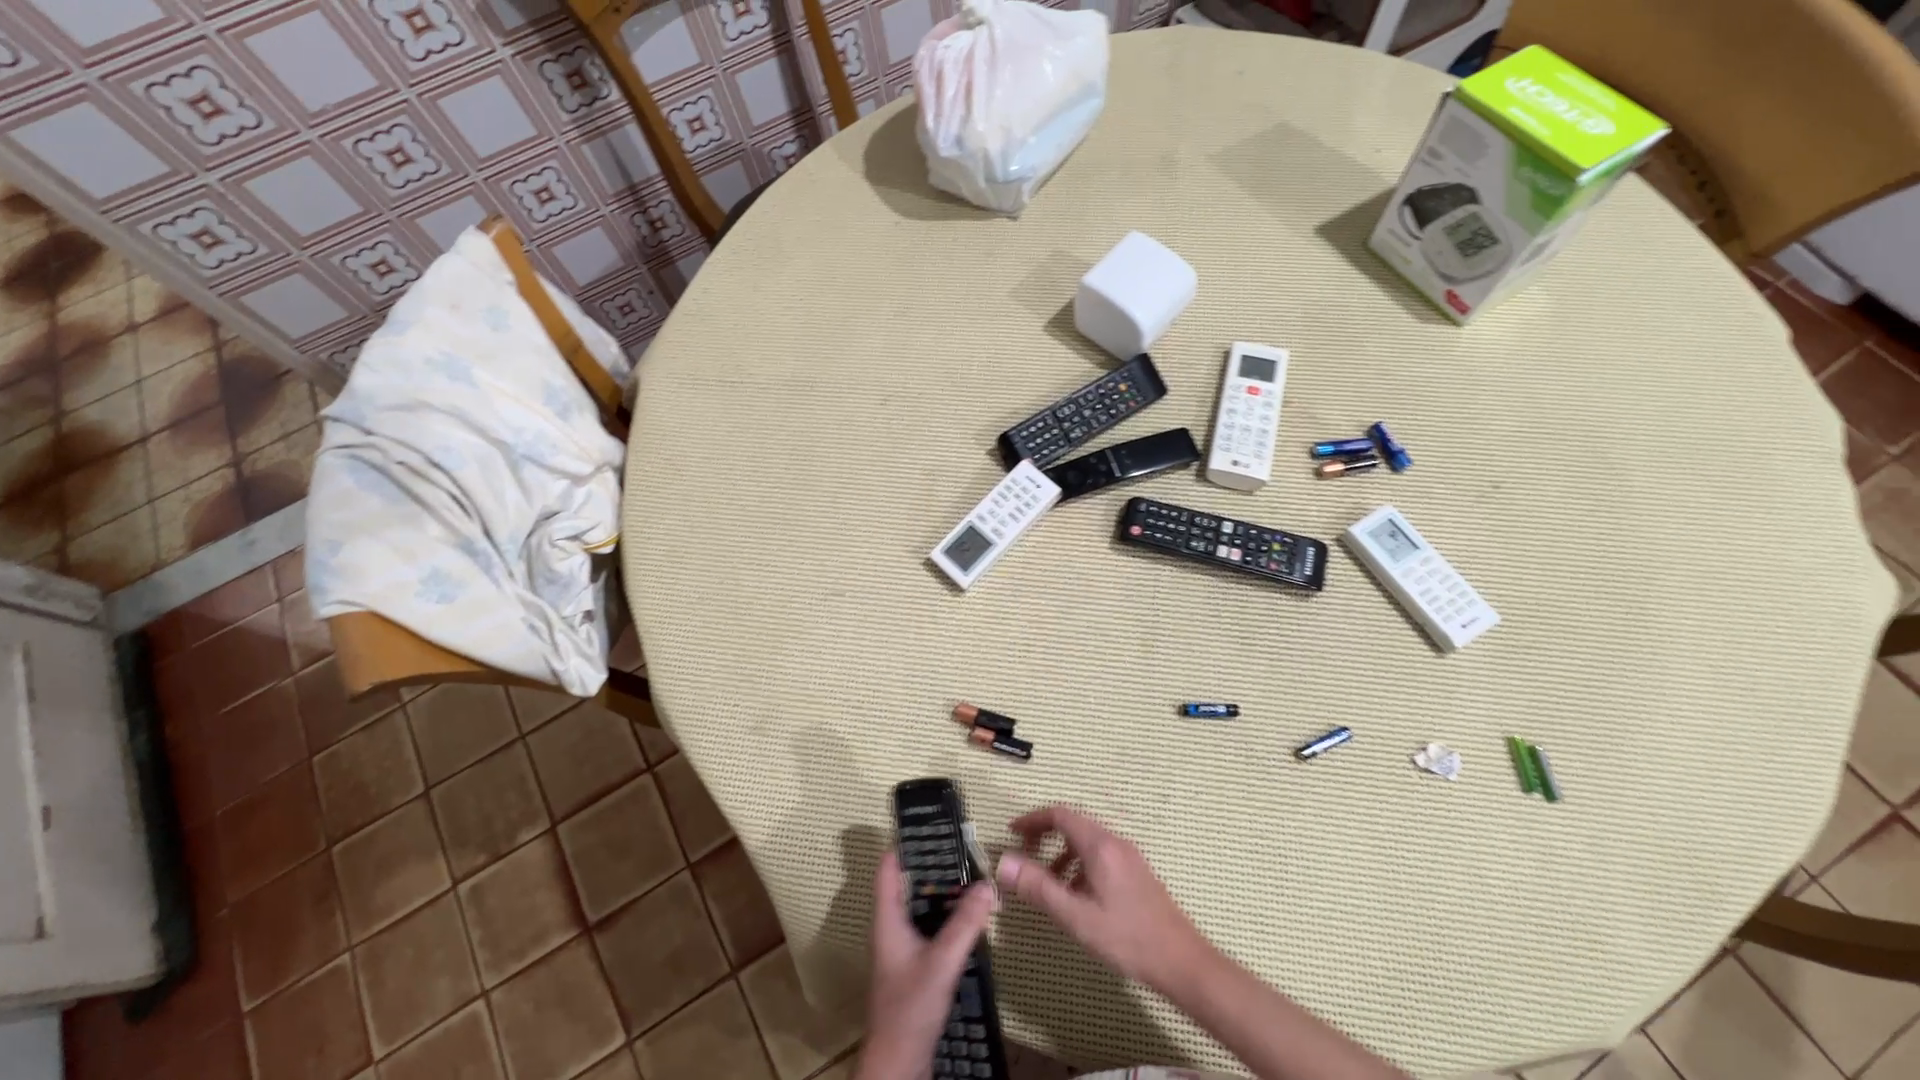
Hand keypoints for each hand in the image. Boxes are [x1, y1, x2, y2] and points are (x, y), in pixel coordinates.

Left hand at [855, 851, 994, 1079]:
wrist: (898, 1062)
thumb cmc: (910, 1008)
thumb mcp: (941, 963)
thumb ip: (965, 924)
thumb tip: (987, 885)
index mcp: (886, 921)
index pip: (888, 870)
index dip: (903, 845)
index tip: (929, 826)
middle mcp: (891, 929)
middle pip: (908, 886)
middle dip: (934, 868)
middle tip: (965, 849)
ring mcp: (902, 950)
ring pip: (922, 909)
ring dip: (944, 894)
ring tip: (974, 877)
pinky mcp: (914, 967)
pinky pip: (931, 930)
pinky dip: (948, 918)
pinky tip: (971, 920)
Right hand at [995, 805, 1211, 989]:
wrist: (1180, 959)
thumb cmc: (1126, 937)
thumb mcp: (1075, 915)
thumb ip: (1038, 887)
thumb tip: (1003, 862)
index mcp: (1100, 846)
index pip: (1060, 815)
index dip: (1032, 820)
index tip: (1011, 834)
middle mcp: (1115, 843)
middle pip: (1073, 824)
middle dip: (1044, 836)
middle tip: (1024, 859)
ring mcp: (1128, 857)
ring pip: (1086, 842)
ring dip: (1061, 854)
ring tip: (1047, 885)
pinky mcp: (1136, 872)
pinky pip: (1100, 856)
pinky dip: (1079, 866)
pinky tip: (1076, 897)